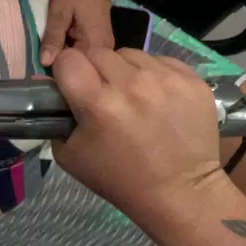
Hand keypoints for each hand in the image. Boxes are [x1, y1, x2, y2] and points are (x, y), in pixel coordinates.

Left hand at [41, 0, 112, 62]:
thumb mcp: (59, 12)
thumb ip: (53, 37)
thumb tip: (44, 63)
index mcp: (95, 46)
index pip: (76, 69)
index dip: (58, 68)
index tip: (43, 66)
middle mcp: (105, 50)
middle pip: (81, 66)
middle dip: (63, 63)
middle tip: (45, 58)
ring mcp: (106, 46)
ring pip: (83, 59)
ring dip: (68, 55)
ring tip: (53, 51)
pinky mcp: (102, 40)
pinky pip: (86, 51)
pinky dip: (73, 48)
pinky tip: (63, 43)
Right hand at [51, 45, 228, 227]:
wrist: (182, 193)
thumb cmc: (121, 179)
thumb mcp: (70, 155)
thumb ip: (57, 117)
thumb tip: (53, 88)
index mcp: (99, 103)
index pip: (68, 59)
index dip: (66, 72)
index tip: (73, 86)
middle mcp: (132, 85)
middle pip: (97, 52)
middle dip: (94, 70)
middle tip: (103, 94)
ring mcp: (165, 79)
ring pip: (129, 53)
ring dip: (125, 70)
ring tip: (134, 97)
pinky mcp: (191, 80)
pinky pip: (160, 60)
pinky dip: (153, 74)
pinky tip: (157, 98)